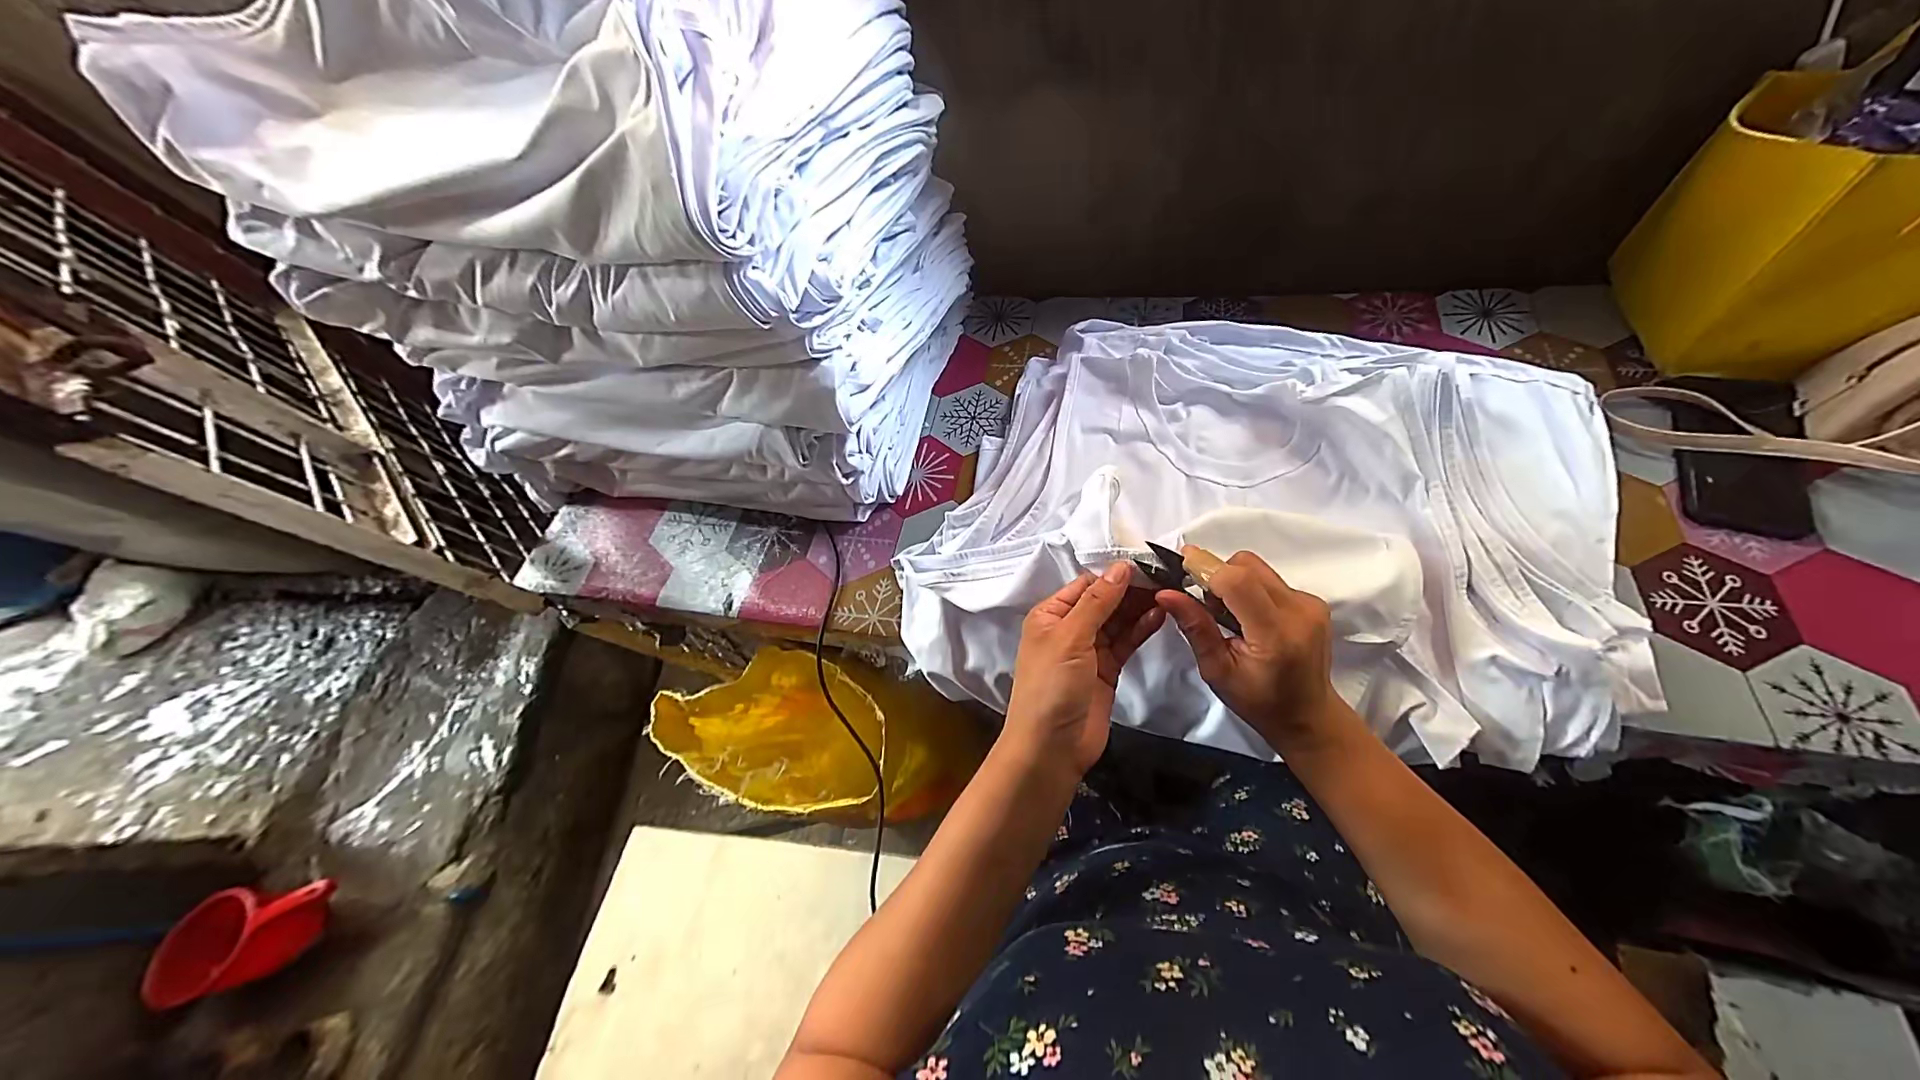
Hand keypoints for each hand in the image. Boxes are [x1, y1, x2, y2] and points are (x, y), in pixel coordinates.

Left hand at [1004, 562, 1165, 775]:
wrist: (1051, 747)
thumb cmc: (1051, 687)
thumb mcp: (1071, 638)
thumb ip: (1097, 602)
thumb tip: (1120, 568)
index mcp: (1050, 615)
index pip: (1086, 585)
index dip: (1114, 575)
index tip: (1148, 565)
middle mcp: (1067, 629)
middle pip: (1104, 601)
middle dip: (1131, 591)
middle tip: (1166, 579)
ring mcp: (1088, 651)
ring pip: (1117, 621)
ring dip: (1139, 608)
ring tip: (1169, 593)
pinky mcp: (1106, 670)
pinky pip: (1125, 642)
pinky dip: (1141, 629)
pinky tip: (1160, 616)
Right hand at [1154, 548, 1351, 751]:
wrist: (1307, 714)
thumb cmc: (1260, 701)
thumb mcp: (1217, 670)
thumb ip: (1195, 627)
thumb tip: (1166, 593)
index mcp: (1275, 633)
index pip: (1237, 581)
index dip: (1205, 568)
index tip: (1180, 567)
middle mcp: (1299, 612)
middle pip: (1247, 566)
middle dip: (1217, 575)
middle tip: (1204, 604)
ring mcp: (1310, 604)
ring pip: (1258, 568)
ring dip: (1233, 581)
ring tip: (1226, 613)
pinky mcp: (1313, 602)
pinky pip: (1271, 578)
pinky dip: (1250, 589)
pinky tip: (1247, 616)